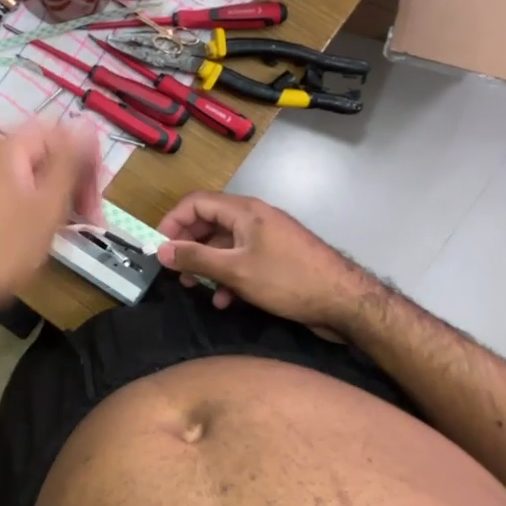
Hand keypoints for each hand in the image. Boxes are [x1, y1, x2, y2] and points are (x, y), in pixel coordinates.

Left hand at [0, 121, 102, 328]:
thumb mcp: (47, 206)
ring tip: (66, 230)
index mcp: (1, 146)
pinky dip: (27, 204)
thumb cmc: (2, 250)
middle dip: (70, 183)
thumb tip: (87, 125)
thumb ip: (70, 161)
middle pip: (40, 152)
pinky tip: (36, 232)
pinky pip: (5, 188)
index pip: (58, 134)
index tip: (96, 203)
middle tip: (89, 222)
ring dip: (52, 196)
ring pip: (24, 173)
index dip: (85, 164)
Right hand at [156, 191, 381, 332]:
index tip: (159, 247)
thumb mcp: (235, 271)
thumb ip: (196, 258)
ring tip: (195, 288)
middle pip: (209, 222)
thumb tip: (162, 249)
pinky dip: (228, 276)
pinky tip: (225, 300)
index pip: (196, 202)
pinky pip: (242, 259)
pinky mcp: (277, 259)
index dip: (172, 221)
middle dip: (188, 246)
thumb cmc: (288, 280)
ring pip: (224, 244)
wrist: (347, 303)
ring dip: (207, 264)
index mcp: (244, 211)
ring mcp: (268, 238)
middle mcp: (255, 218)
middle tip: (174, 270)